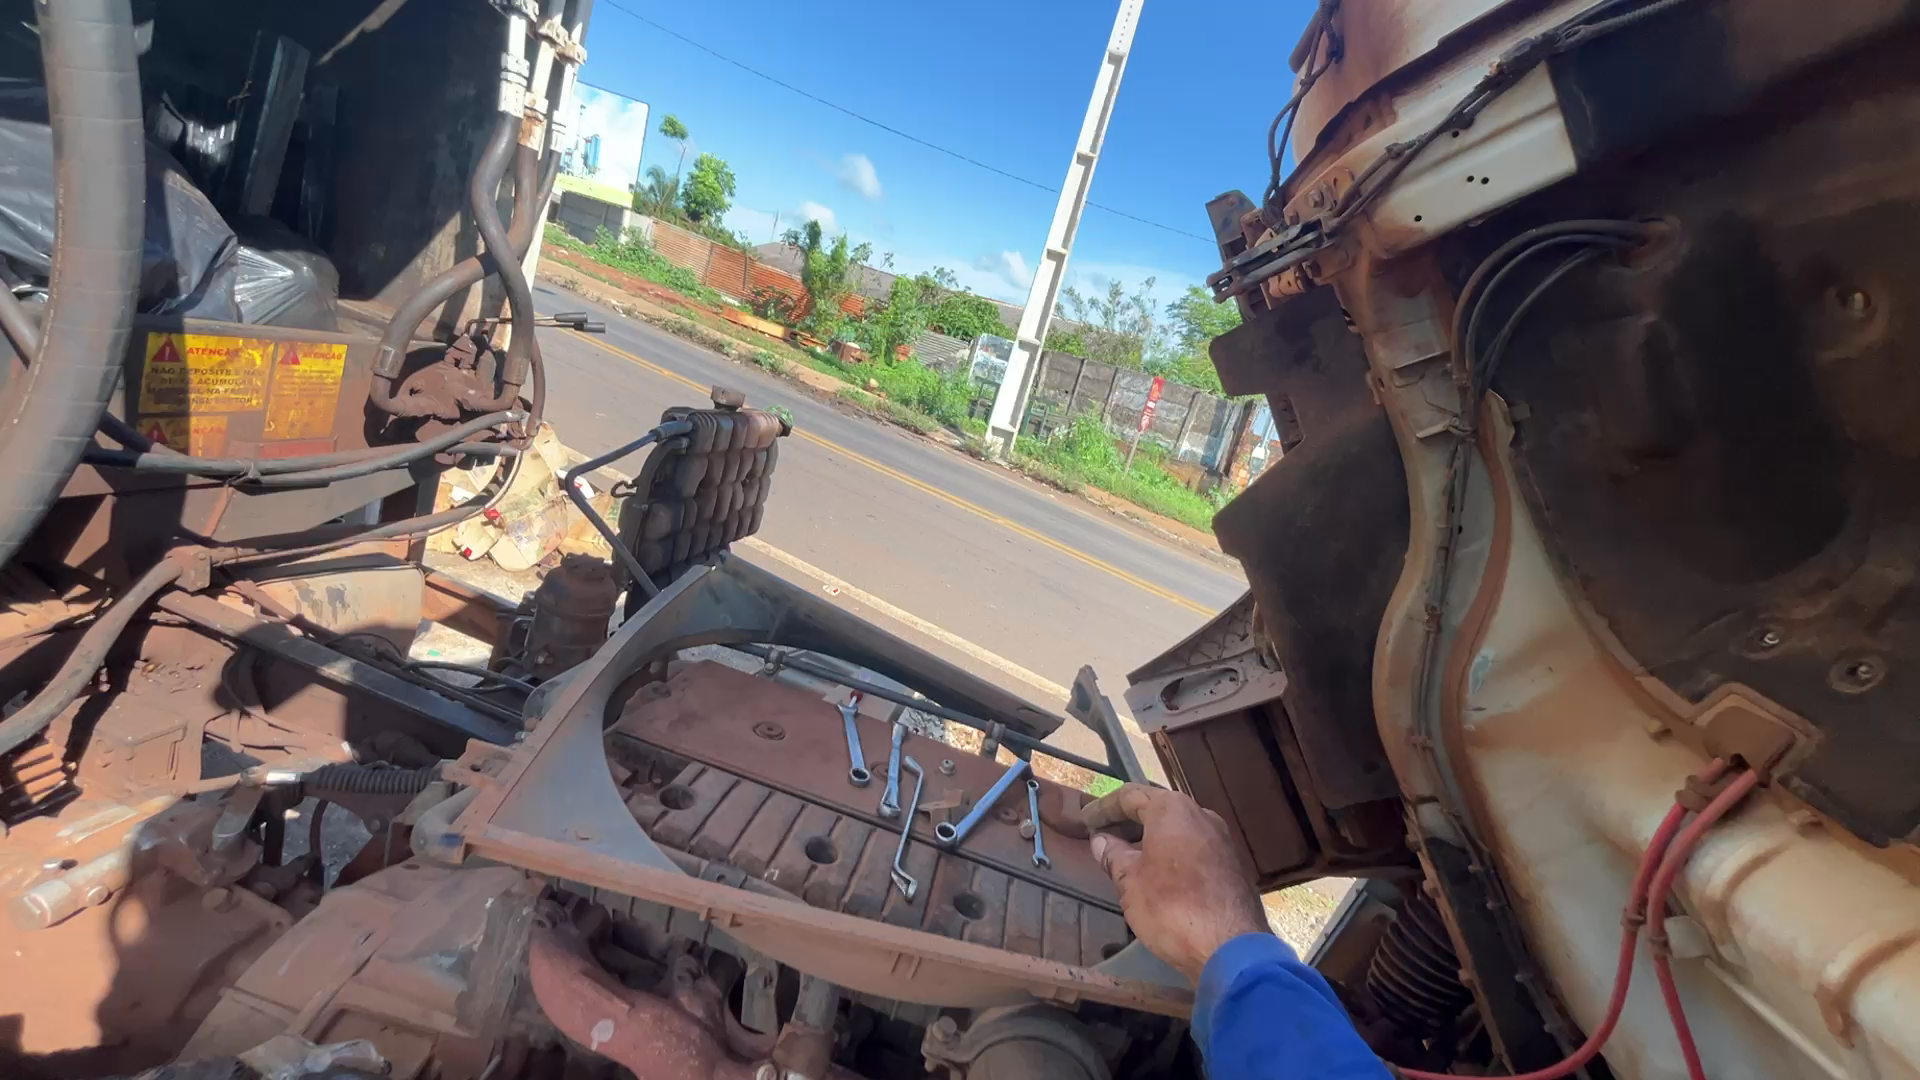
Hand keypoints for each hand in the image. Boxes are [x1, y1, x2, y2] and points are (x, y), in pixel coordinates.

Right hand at [1083, 784, 1267, 982]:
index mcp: (1172, 808)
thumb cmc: (1171, 906)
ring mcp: (1221, 840)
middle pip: (1156, 810)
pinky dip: (1170, 854)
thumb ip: (1112, 855)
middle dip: (1127, 823)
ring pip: (1176, 830)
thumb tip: (1101, 841)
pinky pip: (1193, 849)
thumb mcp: (1129, 881)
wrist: (1232, 950)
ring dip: (1149, 840)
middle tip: (1103, 839)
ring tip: (1126, 859)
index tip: (1085, 821)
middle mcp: (1200, 814)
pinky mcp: (1233, 866)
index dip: (1104, 809)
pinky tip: (1157, 876)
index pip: (1129, 796)